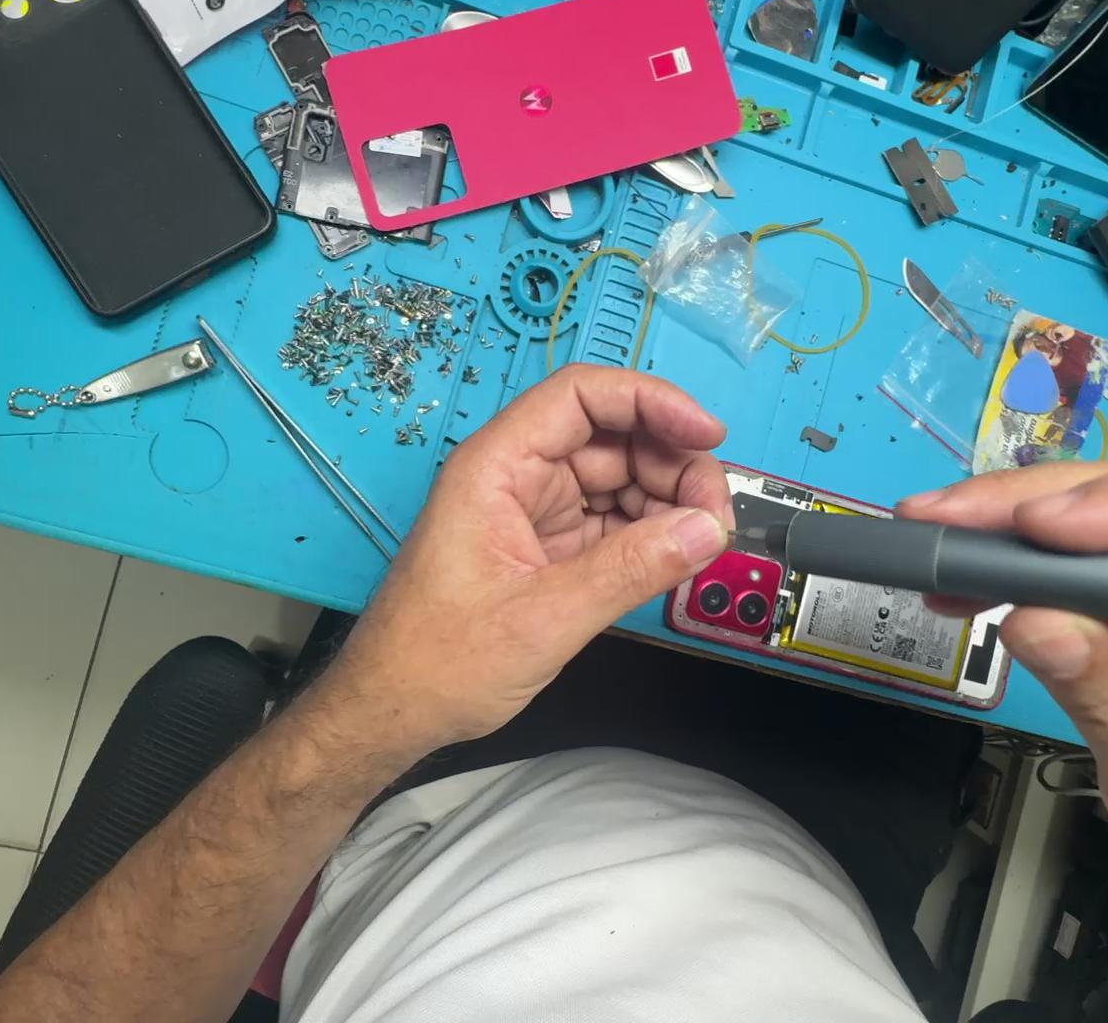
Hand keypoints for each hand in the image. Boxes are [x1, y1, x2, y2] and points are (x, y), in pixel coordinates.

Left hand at [311, 365, 732, 754]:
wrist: (394, 710)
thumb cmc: (442, 661)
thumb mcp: (543, 618)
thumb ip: (629, 571)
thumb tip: (709, 532)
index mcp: (497, 467)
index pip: (580, 398)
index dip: (650, 401)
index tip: (708, 436)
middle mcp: (517, 477)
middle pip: (609, 437)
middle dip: (670, 464)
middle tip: (713, 517)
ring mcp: (533, 511)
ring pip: (616, 478)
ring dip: (666, 501)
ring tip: (700, 542)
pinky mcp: (546, 546)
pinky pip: (609, 520)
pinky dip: (647, 533)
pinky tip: (673, 555)